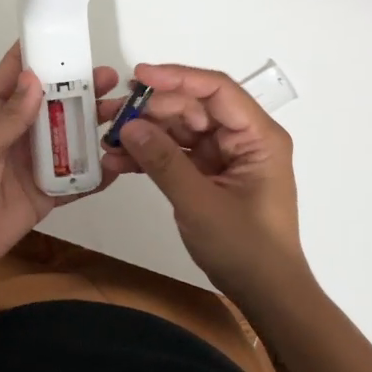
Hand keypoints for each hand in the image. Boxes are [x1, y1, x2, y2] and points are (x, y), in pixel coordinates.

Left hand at [0, 43, 119, 280]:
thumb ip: (7, 118)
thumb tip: (34, 79)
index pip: (14, 78)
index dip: (38, 58)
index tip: (67, 39)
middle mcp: (14, 136)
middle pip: (51, 107)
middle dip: (79, 90)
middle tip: (111, 78)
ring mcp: (30, 166)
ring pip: (68, 140)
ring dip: (93, 127)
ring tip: (122, 113)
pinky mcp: (43, 197)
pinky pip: (74, 182)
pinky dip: (95, 174)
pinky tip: (118, 162)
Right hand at [102, 63, 301, 286]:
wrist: (266, 295)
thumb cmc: (245, 248)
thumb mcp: (200, 204)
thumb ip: (164, 162)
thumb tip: (129, 125)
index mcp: (257, 137)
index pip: (217, 90)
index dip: (177, 78)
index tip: (137, 77)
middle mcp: (242, 139)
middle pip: (192, 107)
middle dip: (150, 110)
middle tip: (108, 115)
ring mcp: (224, 157)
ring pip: (178, 129)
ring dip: (143, 134)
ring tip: (106, 141)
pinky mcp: (208, 175)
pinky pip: (174, 153)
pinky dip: (148, 156)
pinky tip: (117, 162)